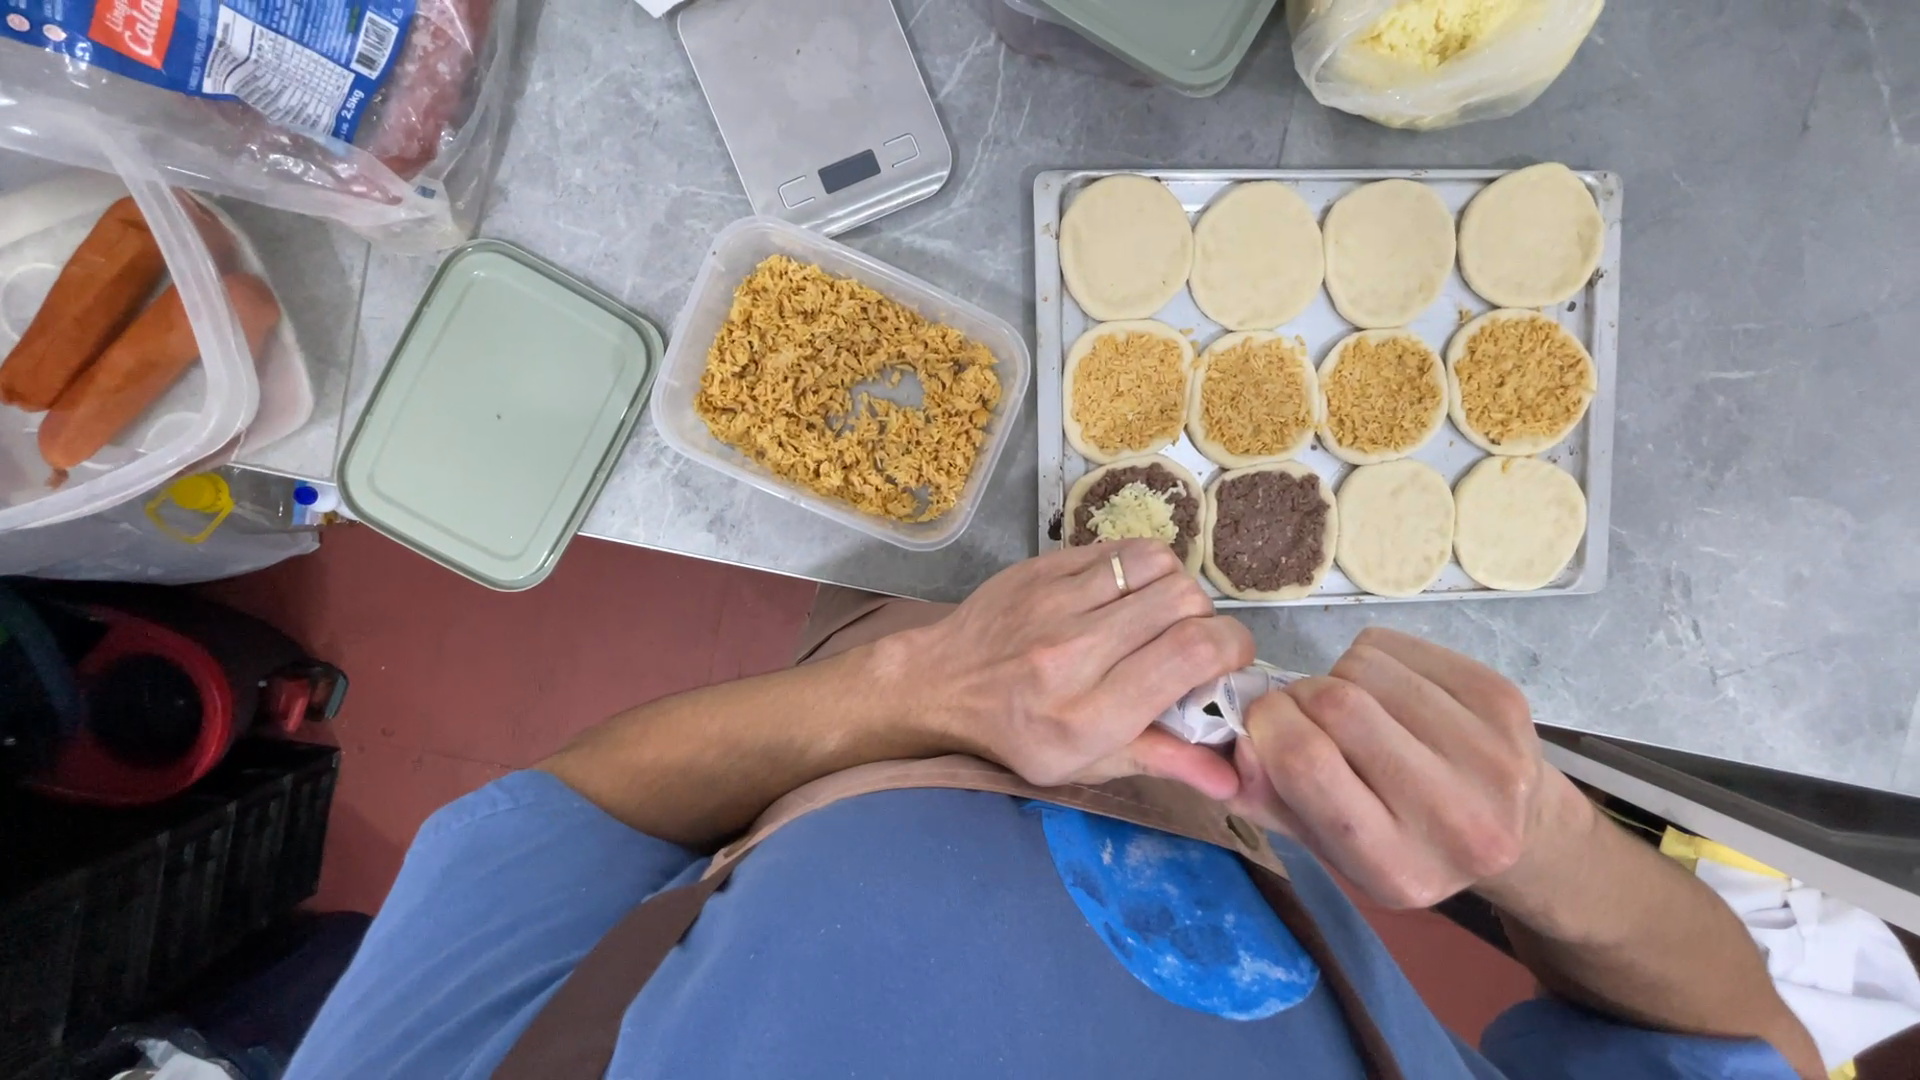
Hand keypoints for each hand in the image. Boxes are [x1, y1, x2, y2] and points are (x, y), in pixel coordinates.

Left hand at [889, 540, 1253, 798]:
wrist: (942, 681)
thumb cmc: (1017, 732)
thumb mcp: (1083, 764)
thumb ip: (1159, 762)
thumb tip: (1233, 781)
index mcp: (1089, 712)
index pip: (1190, 654)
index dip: (1230, 648)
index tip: (1225, 660)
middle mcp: (1075, 650)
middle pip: (1183, 600)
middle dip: (1205, 619)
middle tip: (1188, 641)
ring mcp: (1055, 599)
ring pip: (1156, 563)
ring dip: (1173, 586)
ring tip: (1157, 613)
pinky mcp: (1044, 567)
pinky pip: (1119, 547)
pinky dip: (1138, 567)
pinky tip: (1124, 592)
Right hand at [1229, 627, 1594, 909]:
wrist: (1516, 832)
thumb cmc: (1398, 838)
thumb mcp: (1323, 844)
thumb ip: (1265, 796)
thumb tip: (1234, 737)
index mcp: (1396, 866)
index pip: (1306, 762)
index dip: (1267, 724)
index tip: (1263, 722)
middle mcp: (1454, 818)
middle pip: (1336, 705)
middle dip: (1299, 695)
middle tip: (1303, 711)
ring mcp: (1490, 756)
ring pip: (1364, 667)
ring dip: (1337, 676)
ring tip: (1355, 709)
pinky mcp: (1506, 702)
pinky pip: (1397, 646)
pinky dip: (1372, 656)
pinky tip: (1388, 692)